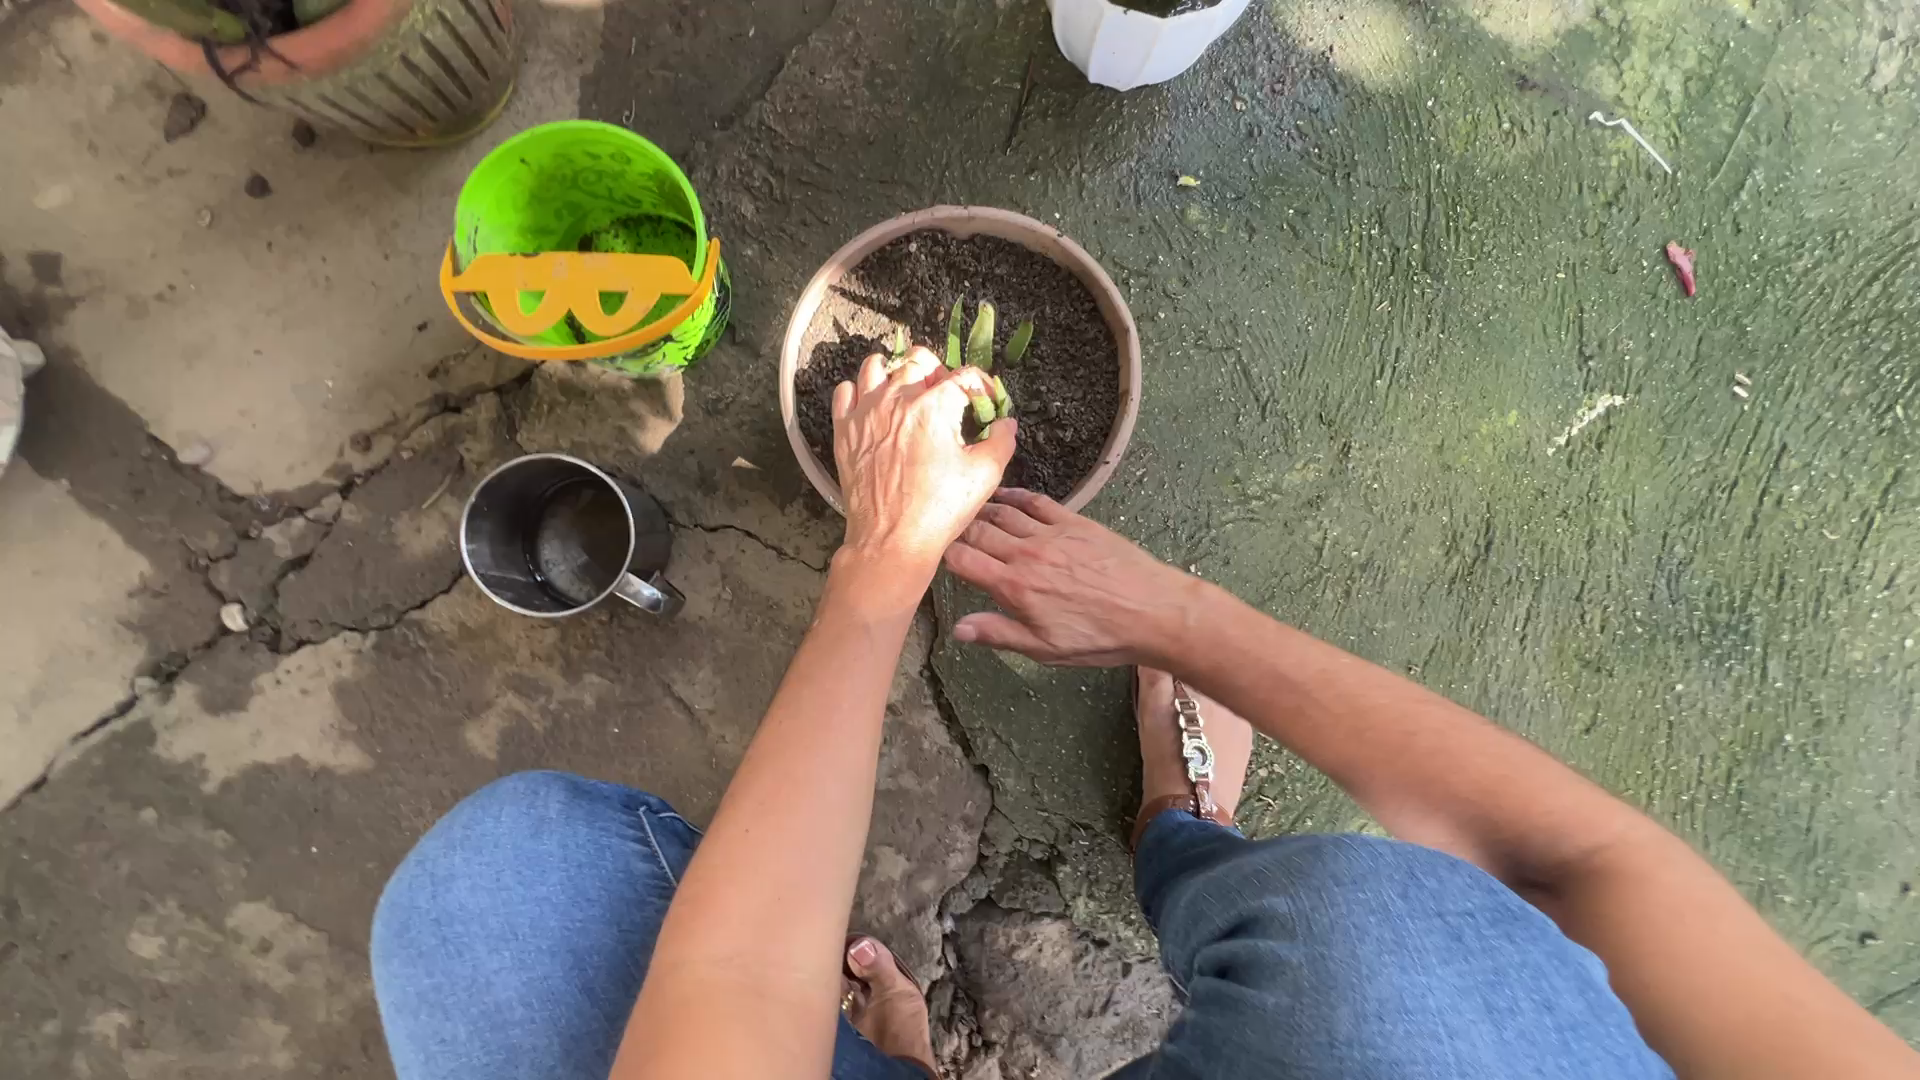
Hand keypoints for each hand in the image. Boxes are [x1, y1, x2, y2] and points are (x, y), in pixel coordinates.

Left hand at [833, 348, 1016, 575]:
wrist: (892, 540)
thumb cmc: (938, 510)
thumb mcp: (984, 475)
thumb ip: (1001, 441)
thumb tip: (1006, 423)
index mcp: (935, 406)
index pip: (964, 376)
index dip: (981, 386)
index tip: (984, 403)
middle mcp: (898, 400)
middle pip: (919, 359)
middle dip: (938, 372)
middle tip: (945, 396)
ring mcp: (866, 413)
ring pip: (877, 367)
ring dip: (896, 373)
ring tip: (907, 392)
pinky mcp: (845, 430)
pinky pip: (845, 392)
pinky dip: (860, 392)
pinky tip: (874, 409)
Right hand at [942, 489, 1203, 665]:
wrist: (1152, 610)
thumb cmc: (1100, 638)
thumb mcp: (1046, 649)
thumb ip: (999, 634)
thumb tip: (958, 629)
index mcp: (1015, 587)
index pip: (963, 560)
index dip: (941, 554)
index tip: (929, 552)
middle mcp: (1026, 554)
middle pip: (978, 531)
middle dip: (955, 528)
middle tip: (940, 525)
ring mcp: (1051, 533)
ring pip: (1003, 512)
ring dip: (980, 510)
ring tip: (965, 509)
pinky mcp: (1074, 522)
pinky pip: (1036, 502)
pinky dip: (1015, 496)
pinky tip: (1003, 495)